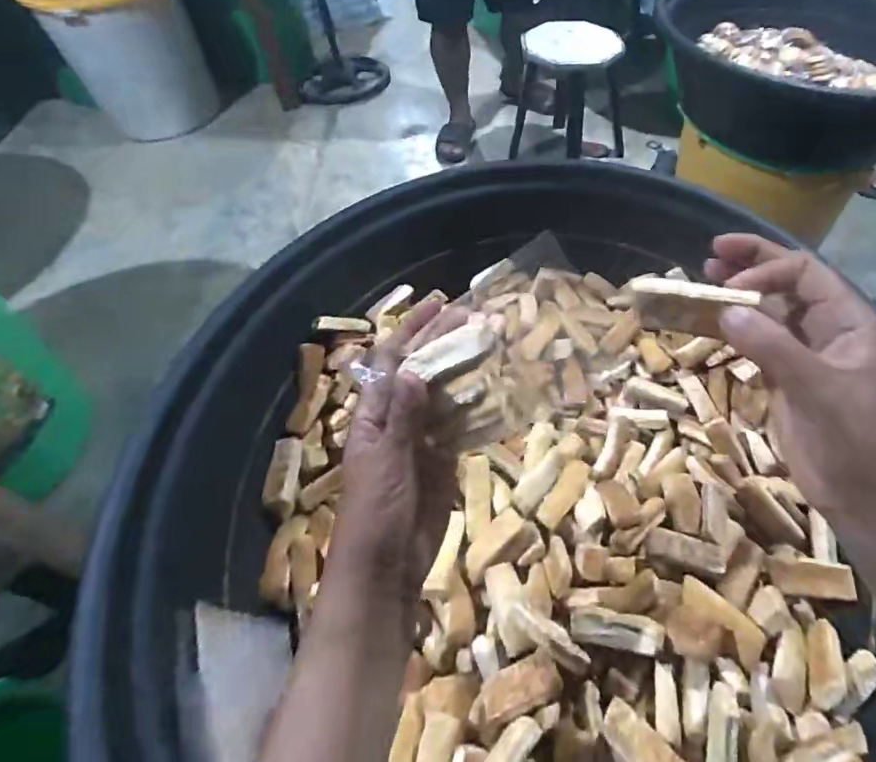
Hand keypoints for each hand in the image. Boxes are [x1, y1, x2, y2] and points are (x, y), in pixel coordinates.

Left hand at [327, 297, 464, 596]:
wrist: (387, 571)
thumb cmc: (376, 515)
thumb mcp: (387, 463)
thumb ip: (403, 418)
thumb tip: (416, 370)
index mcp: (374, 417)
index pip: (393, 362)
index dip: (414, 331)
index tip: (440, 305)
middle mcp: (399, 420)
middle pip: (423, 372)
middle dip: (446, 343)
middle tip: (478, 318)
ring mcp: (423, 439)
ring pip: (447, 395)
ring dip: (467, 370)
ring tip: (493, 343)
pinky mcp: (445, 459)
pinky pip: (464, 425)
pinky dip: (480, 407)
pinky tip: (500, 389)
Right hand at [704, 235, 875, 534]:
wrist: (873, 504)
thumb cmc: (862, 443)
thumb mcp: (822, 391)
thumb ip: (775, 348)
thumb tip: (727, 309)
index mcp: (848, 321)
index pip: (805, 274)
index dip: (767, 269)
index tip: (732, 285)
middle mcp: (826, 330)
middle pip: (786, 283)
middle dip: (751, 264)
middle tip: (712, 253)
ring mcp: (804, 355)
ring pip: (768, 312)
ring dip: (739, 294)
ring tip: (705, 277)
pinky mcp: (786, 381)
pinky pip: (757, 343)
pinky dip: (734, 329)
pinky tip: (712, 321)